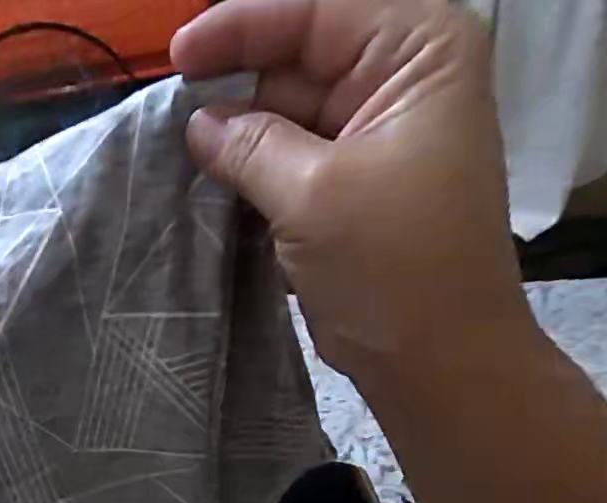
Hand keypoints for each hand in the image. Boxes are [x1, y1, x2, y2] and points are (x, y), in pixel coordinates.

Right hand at [172, 0, 537, 379]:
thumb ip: (250, 146)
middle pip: (299, 65)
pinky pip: (295, 171)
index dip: (239, 29)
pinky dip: (257, 182)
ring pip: (291, 124)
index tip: (176, 58)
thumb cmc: (391, 268)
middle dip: (237, 94)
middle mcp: (401, 85)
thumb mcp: (313, 195)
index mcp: (417, 51)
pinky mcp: (354, 198)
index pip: (314, 13)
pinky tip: (215, 192)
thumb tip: (198, 123)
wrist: (436, 363)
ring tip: (182, 161)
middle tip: (171, 126)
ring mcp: (376, 146)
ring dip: (241, 145)